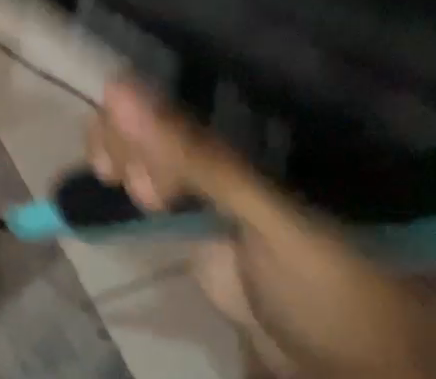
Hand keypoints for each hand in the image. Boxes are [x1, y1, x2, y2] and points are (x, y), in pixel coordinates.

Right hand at [87, 80, 435, 378]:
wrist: (323, 368)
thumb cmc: (331, 292)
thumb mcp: (276, 223)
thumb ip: (203, 161)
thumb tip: (117, 90)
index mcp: (290, 135)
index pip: (215, 84)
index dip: (166, 93)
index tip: (125, 113)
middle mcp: (248, 140)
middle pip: (168, 103)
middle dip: (139, 136)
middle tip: (147, 187)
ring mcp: (212, 170)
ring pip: (142, 129)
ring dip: (120, 149)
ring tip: (122, 186)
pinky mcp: (183, 197)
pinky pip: (136, 162)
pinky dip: (112, 163)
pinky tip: (104, 178)